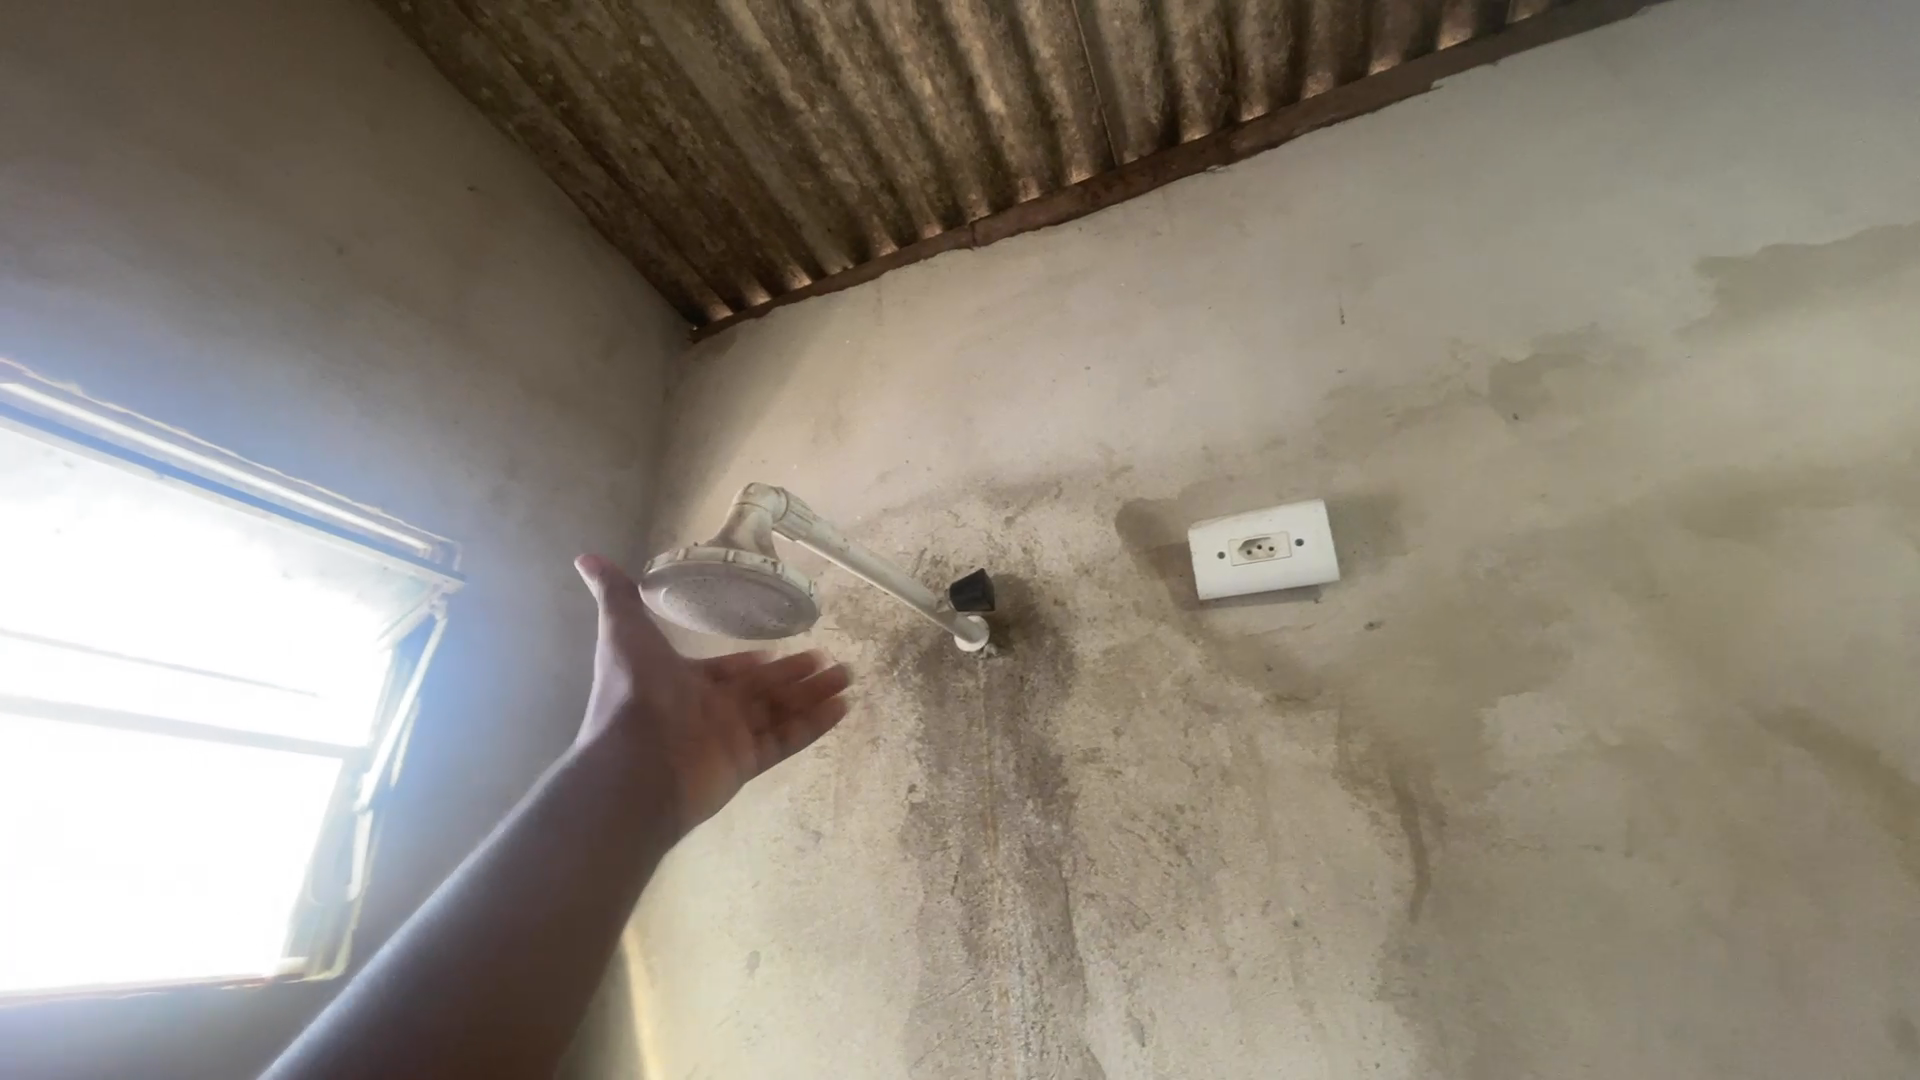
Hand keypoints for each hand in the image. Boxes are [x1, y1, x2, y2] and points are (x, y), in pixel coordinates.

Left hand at [572, 554, 852, 833]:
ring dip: (815, 693)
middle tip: (832, 660)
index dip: (755, 663)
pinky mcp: (748, 763)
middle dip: (799, 675)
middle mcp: (712, 711)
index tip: (781, 650)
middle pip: (764, 690)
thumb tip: (587, 558)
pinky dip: (814, 724)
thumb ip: (616, 597)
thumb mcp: (623, 634)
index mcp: (687, 684)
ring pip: (782, 711)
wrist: (636, 762)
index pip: (730, 672)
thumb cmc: (635, 694)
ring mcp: (732, 738)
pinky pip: (788, 740)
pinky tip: (843, 707)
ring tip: (849, 676)